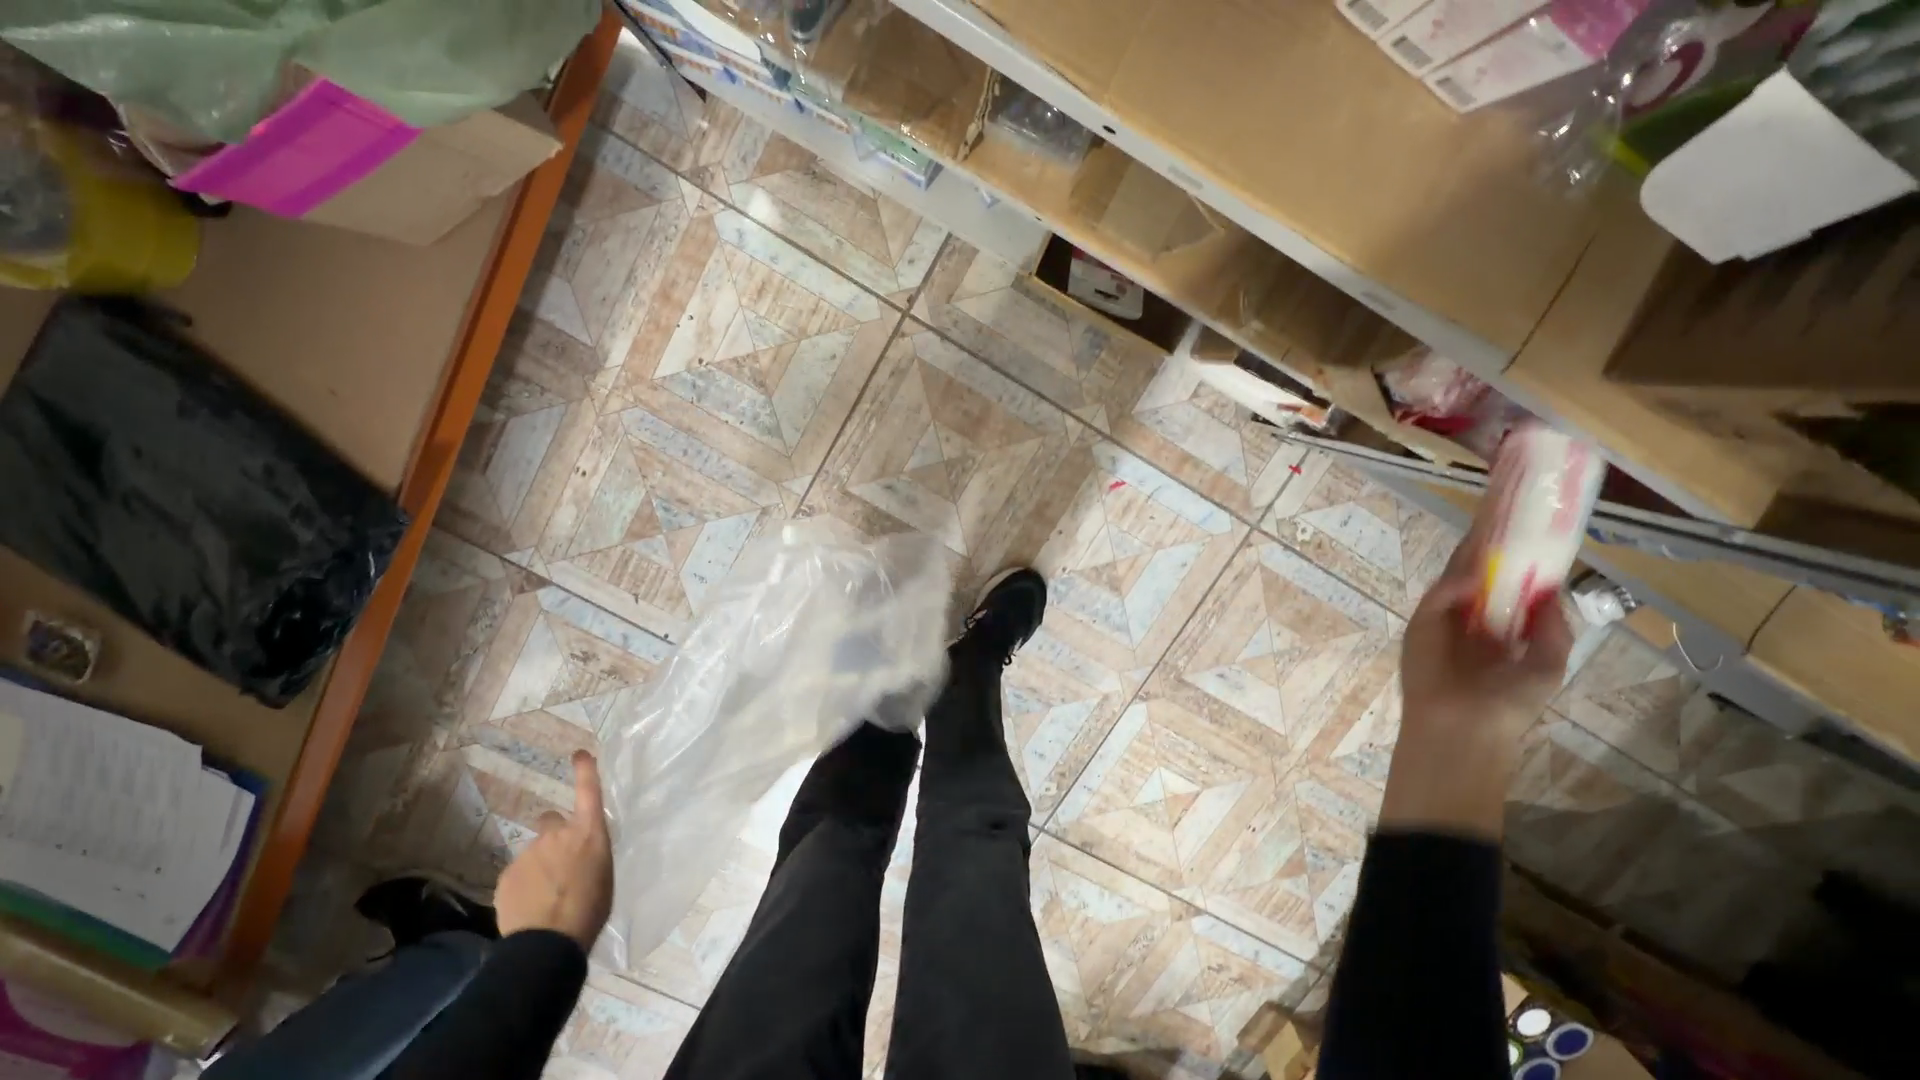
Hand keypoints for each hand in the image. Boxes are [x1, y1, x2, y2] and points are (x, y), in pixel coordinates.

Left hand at [496, 750, 613, 949]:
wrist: (546, 943)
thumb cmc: (590, 910)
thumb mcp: (604, 876)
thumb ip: (590, 855)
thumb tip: (581, 852)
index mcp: (588, 834)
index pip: (588, 791)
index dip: (585, 770)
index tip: (579, 754)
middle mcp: (556, 835)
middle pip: (551, 820)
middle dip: (554, 834)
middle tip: (560, 861)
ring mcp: (527, 853)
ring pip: (534, 852)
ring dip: (540, 865)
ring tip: (546, 896)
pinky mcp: (506, 875)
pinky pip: (517, 874)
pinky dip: (524, 885)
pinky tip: (530, 907)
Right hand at [1380, 523, 1572, 839]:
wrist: (1467, 730)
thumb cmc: (1509, 703)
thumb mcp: (1547, 663)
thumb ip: (1552, 627)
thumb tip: (1550, 588)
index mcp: (1498, 629)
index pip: (1506, 586)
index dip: (1518, 562)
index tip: (1532, 534)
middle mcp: (1470, 619)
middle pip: (1478, 574)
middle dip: (1491, 548)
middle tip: (1506, 515)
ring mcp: (1443, 620)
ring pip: (1455, 578)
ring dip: (1470, 555)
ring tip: (1488, 525)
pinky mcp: (1420, 625)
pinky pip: (1437, 597)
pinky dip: (1454, 584)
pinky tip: (1475, 575)